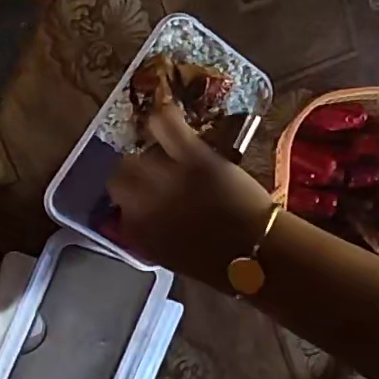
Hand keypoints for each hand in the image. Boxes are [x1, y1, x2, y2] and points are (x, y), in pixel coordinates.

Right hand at [107, 85, 276, 286]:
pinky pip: (168, 127)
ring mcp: (168, 178)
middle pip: (120, 178)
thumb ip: (153, 238)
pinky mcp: (194, 157)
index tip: (141, 203)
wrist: (259, 251)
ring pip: (136, 156)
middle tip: (150, 176)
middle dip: (131, 177)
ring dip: (145, 155)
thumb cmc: (223, 264)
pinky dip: (164, 117)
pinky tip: (164, 113)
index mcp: (141, 234)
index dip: (130, 204)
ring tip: (159, 152)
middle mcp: (145, 204)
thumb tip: (144, 221)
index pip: (119, 212)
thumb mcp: (176, 258)